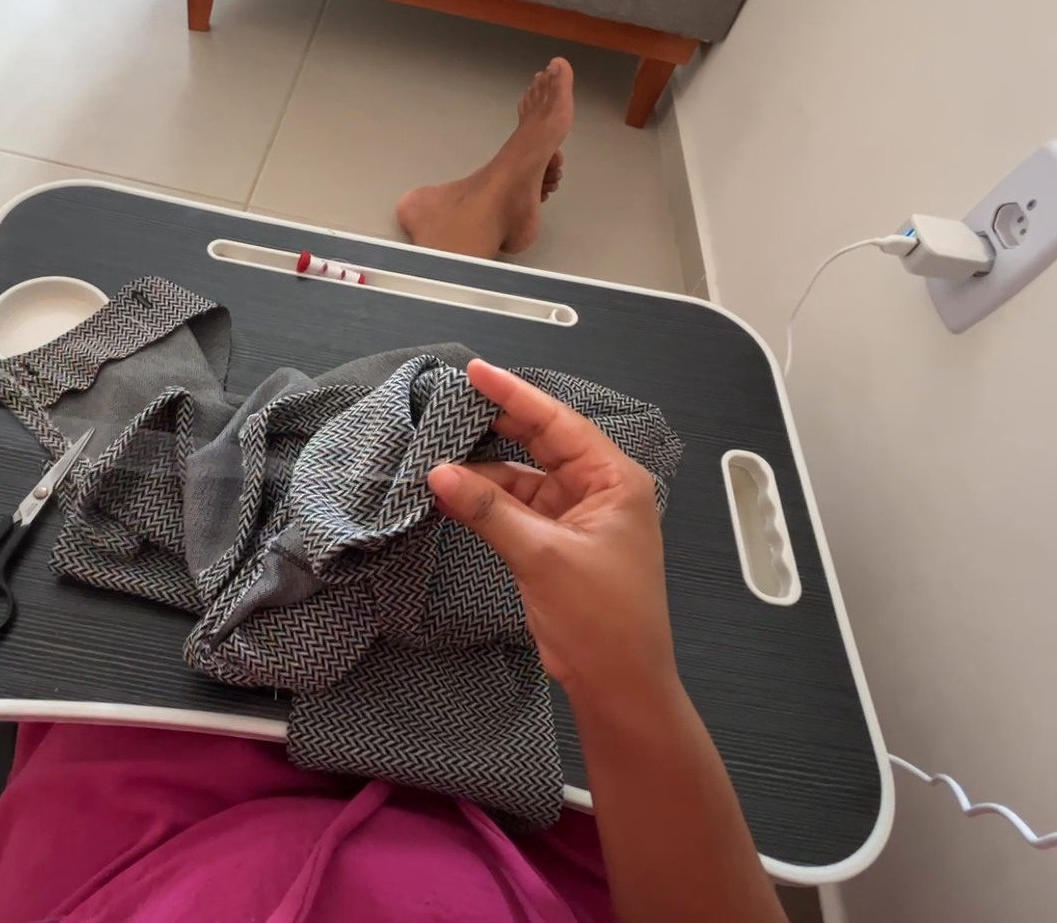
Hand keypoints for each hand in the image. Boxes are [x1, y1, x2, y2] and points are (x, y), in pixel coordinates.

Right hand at [427, 360, 675, 703]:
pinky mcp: (554, 539)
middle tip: (451, 406)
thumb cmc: (603, 620)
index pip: (557, 422)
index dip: (514, 395)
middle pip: (539, 442)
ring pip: (521, 476)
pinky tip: (452, 494)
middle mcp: (596, 489)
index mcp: (613, 480)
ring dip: (482, 473)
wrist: (617, 685)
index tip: (478, 372)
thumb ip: (489, 509)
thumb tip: (441, 474)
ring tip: (438, 460)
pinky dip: (485, 502)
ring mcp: (574, 514)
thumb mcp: (542, 555)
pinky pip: (514, 507)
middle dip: (495, 426)